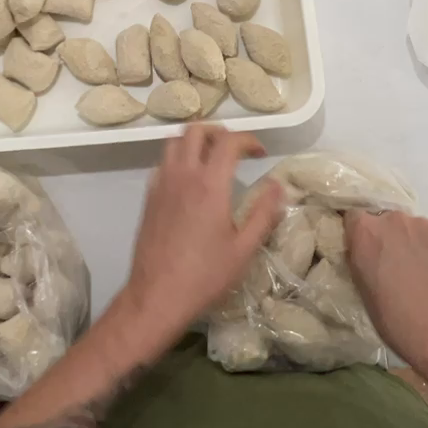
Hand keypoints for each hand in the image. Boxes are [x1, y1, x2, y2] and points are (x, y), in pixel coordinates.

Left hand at [109, 123, 282, 353]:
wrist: (156, 296)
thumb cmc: (205, 276)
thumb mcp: (243, 249)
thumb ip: (263, 213)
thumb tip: (278, 186)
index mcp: (210, 184)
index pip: (229, 142)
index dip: (248, 140)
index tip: (260, 153)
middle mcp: (183, 175)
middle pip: (196, 131)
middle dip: (219, 132)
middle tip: (235, 149)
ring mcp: (162, 184)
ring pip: (175, 142)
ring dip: (195, 141)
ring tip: (212, 157)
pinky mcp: (149, 196)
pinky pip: (163, 163)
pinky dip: (178, 159)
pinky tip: (189, 180)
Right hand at [345, 210, 427, 375]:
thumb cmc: (397, 321)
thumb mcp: (363, 291)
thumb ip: (360, 261)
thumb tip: (364, 253)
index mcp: (365, 232)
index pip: (354, 218)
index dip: (359, 235)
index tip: (365, 252)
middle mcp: (392, 219)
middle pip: (385, 221)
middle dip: (388, 239)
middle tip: (395, 267)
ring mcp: (424, 224)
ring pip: (413, 228)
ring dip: (413, 244)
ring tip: (423, 274)